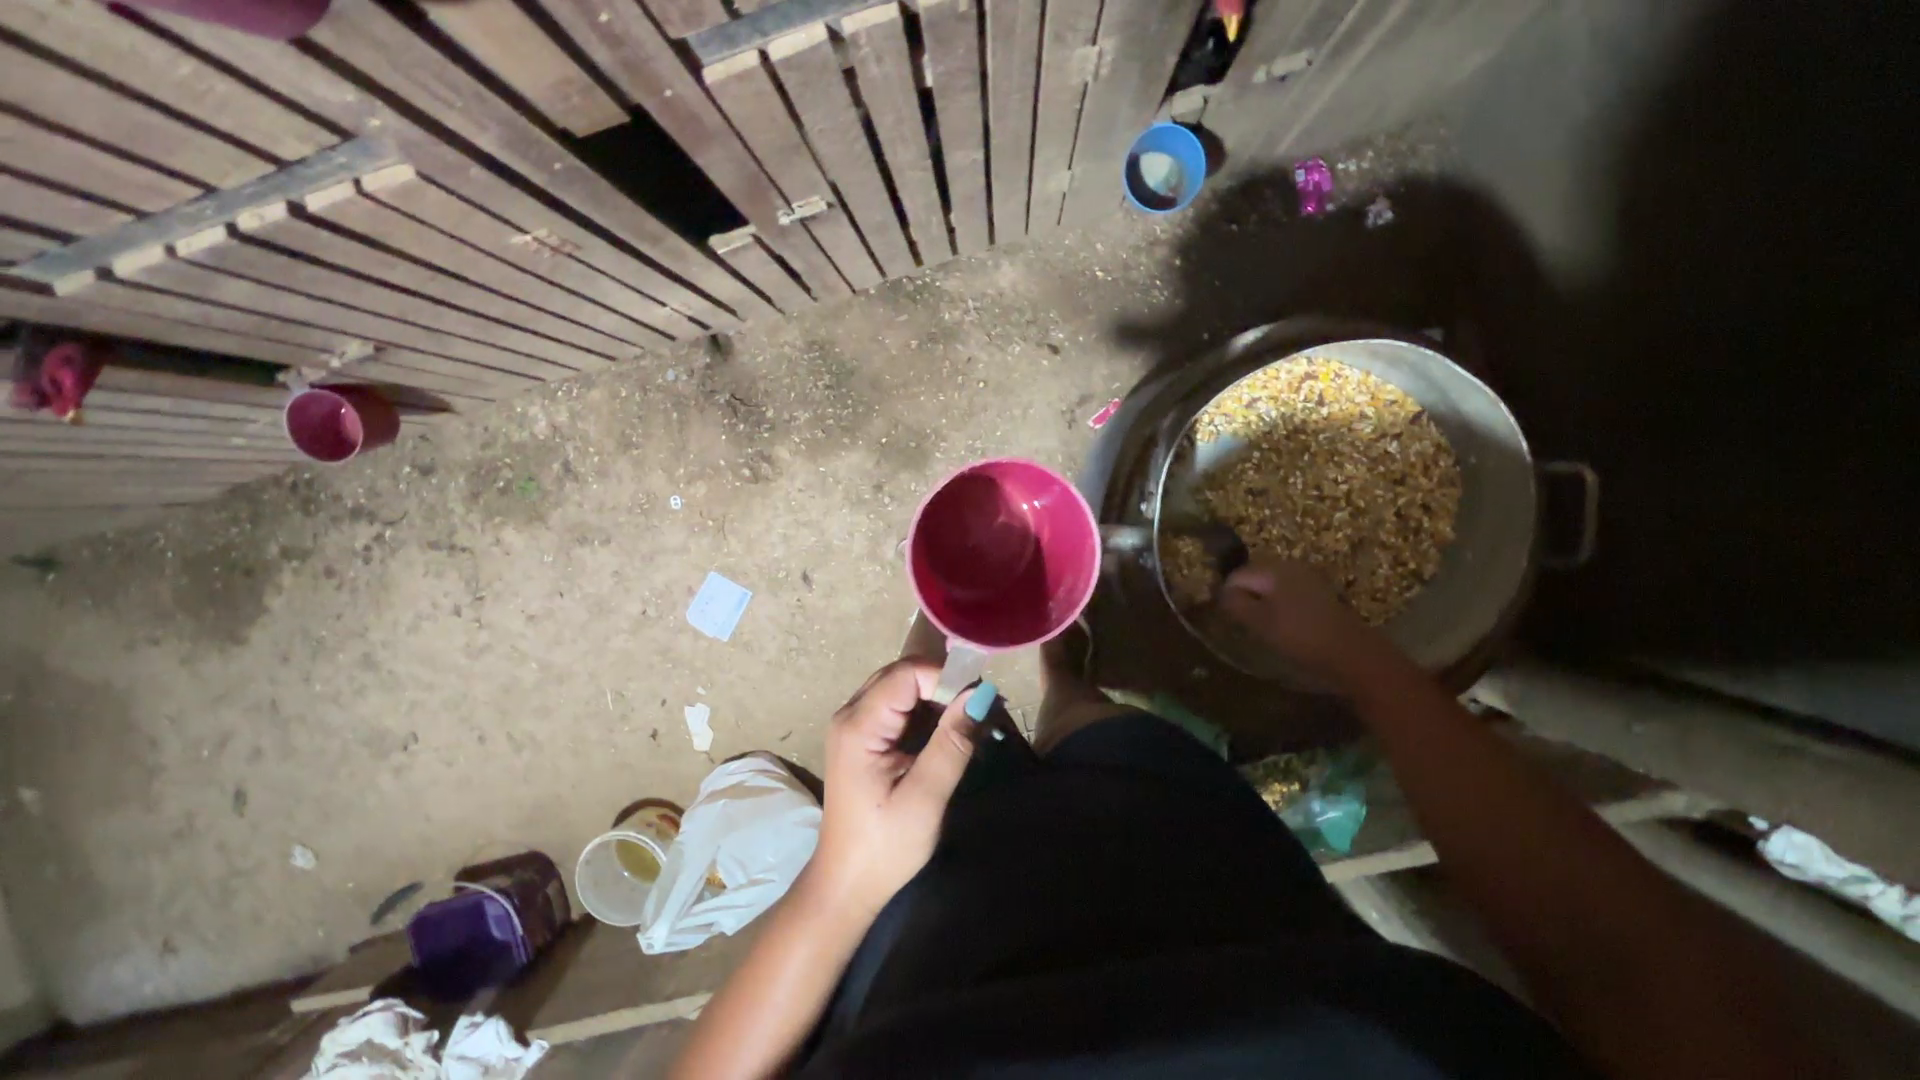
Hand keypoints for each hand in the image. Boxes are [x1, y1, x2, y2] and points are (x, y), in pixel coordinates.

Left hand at [806, 659, 975, 918]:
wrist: (846, 884)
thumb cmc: (884, 847)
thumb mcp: (925, 798)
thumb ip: (951, 742)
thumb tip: (981, 695)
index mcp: (859, 726)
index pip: (907, 673)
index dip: (946, 679)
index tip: (979, 706)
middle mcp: (850, 715)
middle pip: (903, 675)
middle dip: (946, 687)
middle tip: (982, 714)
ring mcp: (853, 726)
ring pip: (902, 689)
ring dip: (939, 700)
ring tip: (973, 727)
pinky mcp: (863, 739)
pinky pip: (898, 708)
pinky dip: (927, 714)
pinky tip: (950, 737)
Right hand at [1218, 558, 1382, 681]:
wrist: (1350, 652)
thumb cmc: (1299, 636)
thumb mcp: (1259, 622)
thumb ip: (1236, 603)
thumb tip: (1222, 592)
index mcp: (1273, 569)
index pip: (1236, 575)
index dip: (1228, 595)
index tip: (1230, 619)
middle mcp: (1290, 565)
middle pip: (1254, 576)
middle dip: (1246, 596)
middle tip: (1246, 623)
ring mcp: (1308, 576)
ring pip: (1272, 584)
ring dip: (1264, 601)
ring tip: (1265, 626)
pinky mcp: (1320, 591)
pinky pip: (1289, 591)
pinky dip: (1281, 604)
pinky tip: (1286, 624)